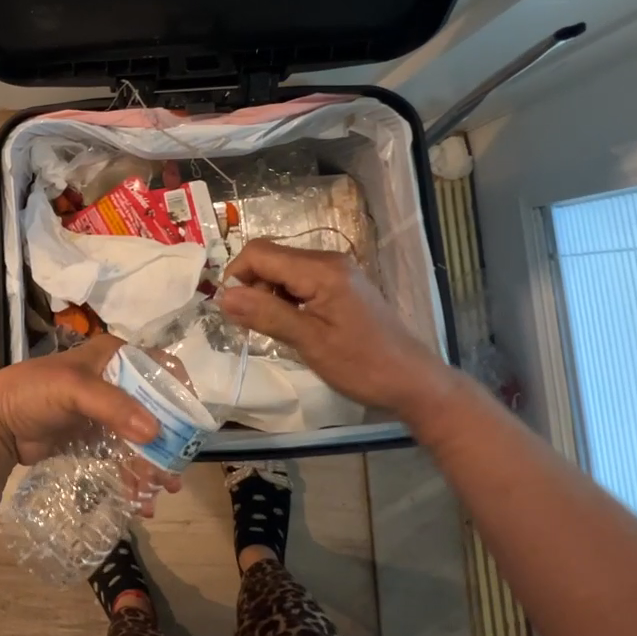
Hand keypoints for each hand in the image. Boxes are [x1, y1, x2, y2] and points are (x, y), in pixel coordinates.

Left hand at [0, 335, 181, 495]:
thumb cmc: (34, 392)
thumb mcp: (73, 389)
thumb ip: (113, 407)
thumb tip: (155, 432)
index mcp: (113, 356)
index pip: (158, 367)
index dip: (179, 392)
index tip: (193, 424)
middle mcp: (114, 381)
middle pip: (155, 408)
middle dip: (168, 440)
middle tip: (175, 470)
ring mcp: (105, 412)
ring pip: (141, 437)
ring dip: (153, 464)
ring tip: (160, 492)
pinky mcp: (94, 438)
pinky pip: (122, 457)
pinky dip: (133, 477)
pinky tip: (139, 500)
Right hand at [219, 240, 460, 418]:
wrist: (413, 382)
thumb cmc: (362, 365)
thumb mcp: (309, 342)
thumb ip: (266, 314)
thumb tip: (223, 297)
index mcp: (321, 269)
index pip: (259, 253)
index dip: (236, 276)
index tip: (230, 310)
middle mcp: (328, 260)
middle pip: (270, 257)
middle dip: (251, 285)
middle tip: (250, 323)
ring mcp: (337, 271)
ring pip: (282, 268)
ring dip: (267, 292)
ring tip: (271, 327)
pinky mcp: (341, 284)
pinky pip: (299, 279)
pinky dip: (285, 296)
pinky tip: (291, 323)